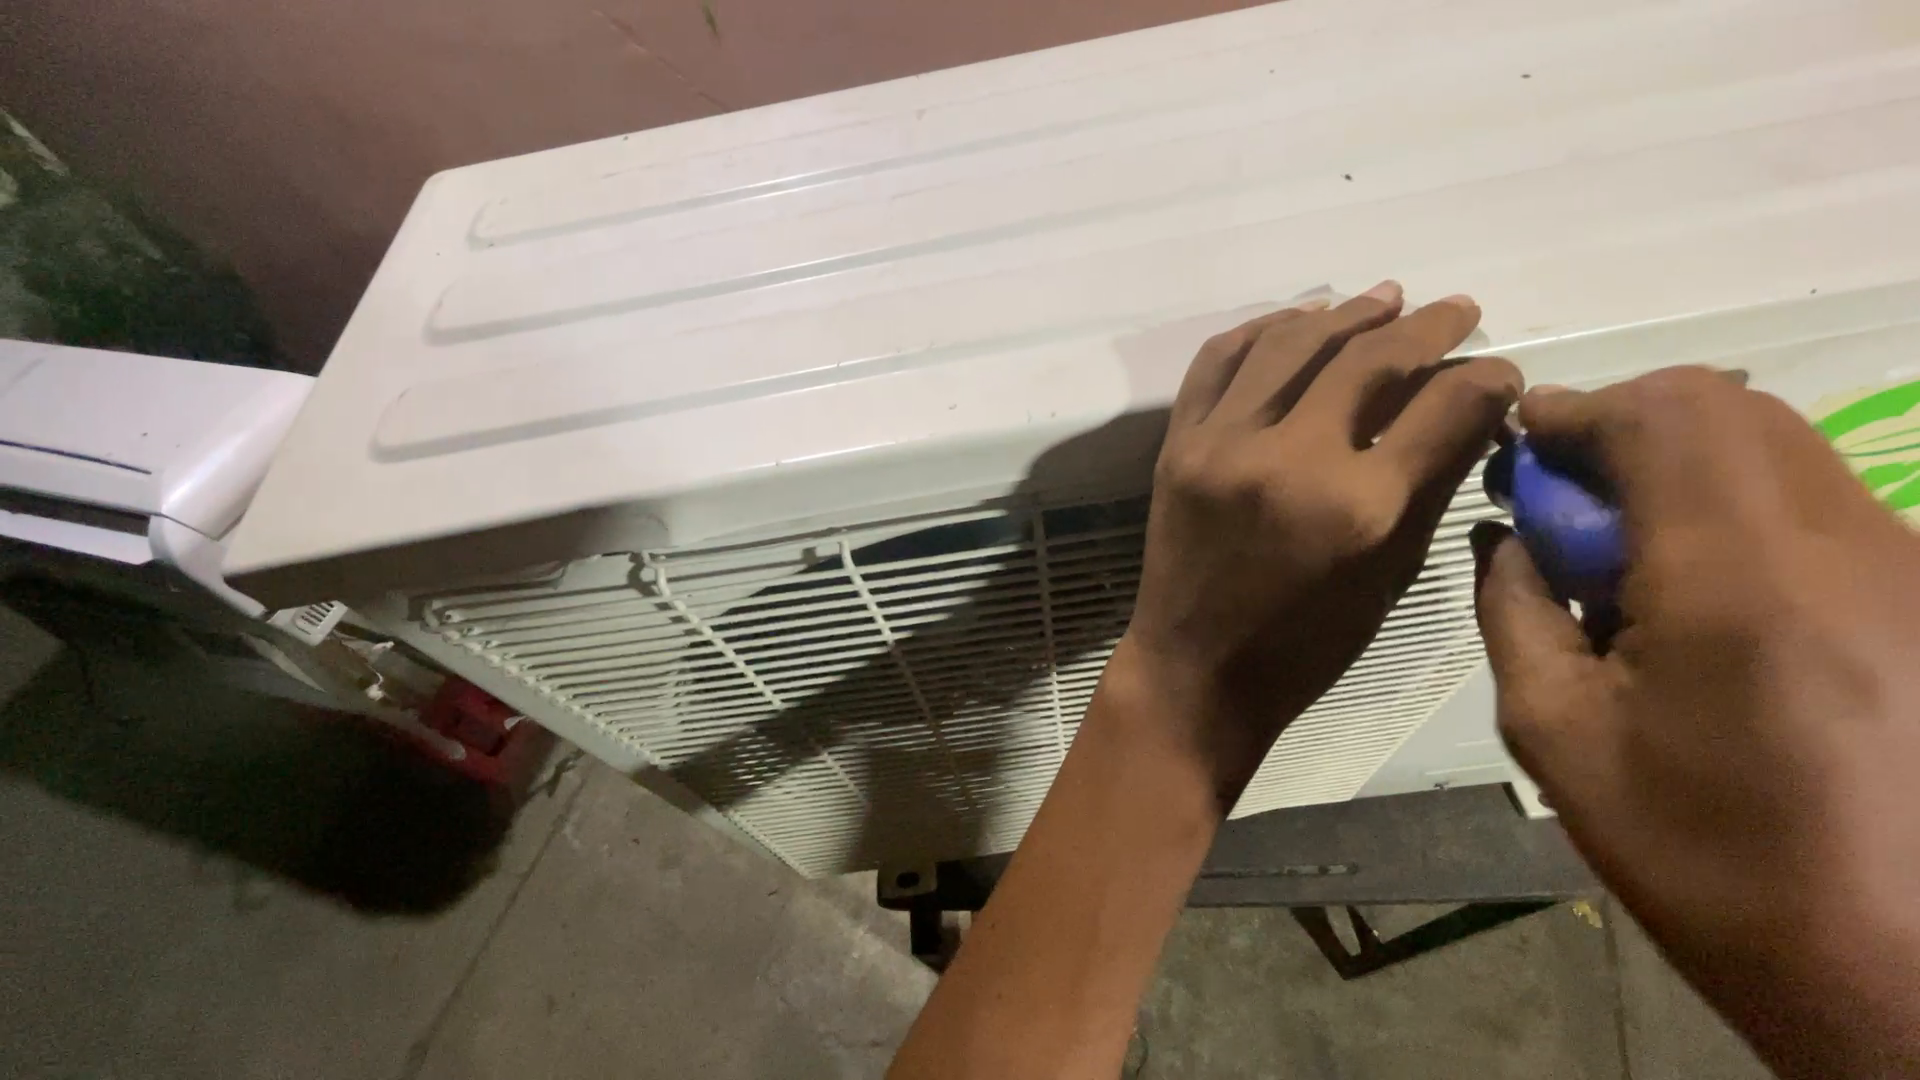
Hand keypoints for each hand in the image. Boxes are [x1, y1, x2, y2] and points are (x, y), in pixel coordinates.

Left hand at [1119, 281, 1520, 801]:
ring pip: (1290, 343)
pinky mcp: (1177, 445)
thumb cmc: (1304, 644)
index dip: (1487, 376)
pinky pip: (1216, 361)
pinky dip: (1259, 330)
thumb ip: (1432, 485)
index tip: (1499, 367)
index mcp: (1360, 508)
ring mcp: (1221, 445)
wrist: (1195, 669)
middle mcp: (1289, 460)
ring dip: (1344, 313)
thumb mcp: (1390, 579)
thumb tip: (1474, 407)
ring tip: (1382, 299)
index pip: (1444, 405)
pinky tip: (1295, 320)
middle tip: (1457, 309)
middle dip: (1426, 327)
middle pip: (1369, 359)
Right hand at [1473, 368, 1919, 1078]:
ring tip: (1615, 549)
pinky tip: (1689, 589)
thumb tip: (1506, 534)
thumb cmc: (1699, 854)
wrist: (1906, 974)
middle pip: (1729, 410)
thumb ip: (1515, 607)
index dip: (1577, 409)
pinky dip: (1726, 505)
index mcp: (1741, 580)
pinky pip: (1812, 501)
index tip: (1516, 445)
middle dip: (1620, 428)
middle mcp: (1849, 548)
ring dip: (1674, 465)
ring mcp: (1911, 570)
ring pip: (1776, 446)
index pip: (1665, 415)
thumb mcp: (1554, 729)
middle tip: (1558, 500)